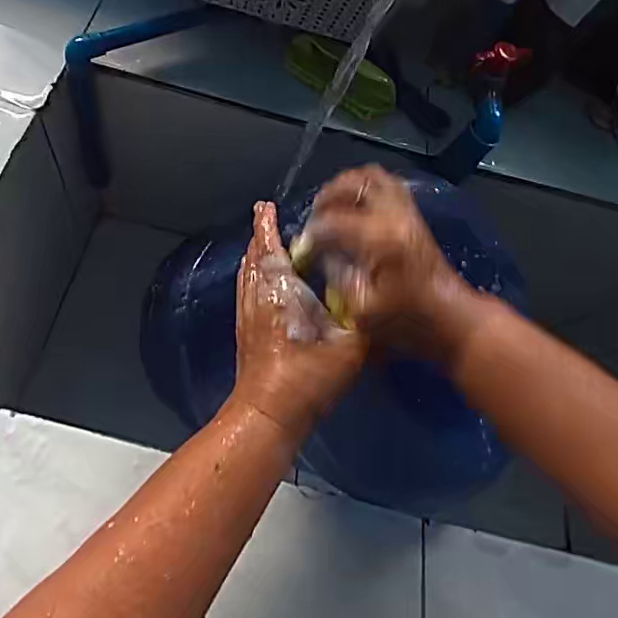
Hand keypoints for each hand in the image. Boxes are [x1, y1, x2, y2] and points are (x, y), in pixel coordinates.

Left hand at [230, 201, 368, 438]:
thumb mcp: (350, 345)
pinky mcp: (244, 329)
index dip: (267, 225)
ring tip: (263, 241)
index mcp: (281, 289)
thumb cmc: (307, 376)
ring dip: (254, 254)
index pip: (271, 246)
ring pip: (247, 272)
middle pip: (254, 255)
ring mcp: (247, 312)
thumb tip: (373, 297)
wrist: (269, 412)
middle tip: (266, 216)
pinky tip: (259, 280)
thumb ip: (362, 316)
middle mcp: (258, 294)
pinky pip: (245, 289)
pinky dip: (251, 274)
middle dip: (260, 234)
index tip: (265, 206)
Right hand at [293, 166, 473, 363]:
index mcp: (379, 239)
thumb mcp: (362, 309)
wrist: (452, 319)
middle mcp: (393, 216)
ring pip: (369, 177)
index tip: (304, 247)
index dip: (312, 233)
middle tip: (315, 220)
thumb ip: (337, 274)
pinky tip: (355, 206)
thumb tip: (322, 254)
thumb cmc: (407, 321)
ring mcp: (406, 211)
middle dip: (325, 200)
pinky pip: (386, 184)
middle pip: (350, 185)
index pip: (331, 221)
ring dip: (345, 187)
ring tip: (332, 207)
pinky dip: (365, 188)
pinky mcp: (413, 213)